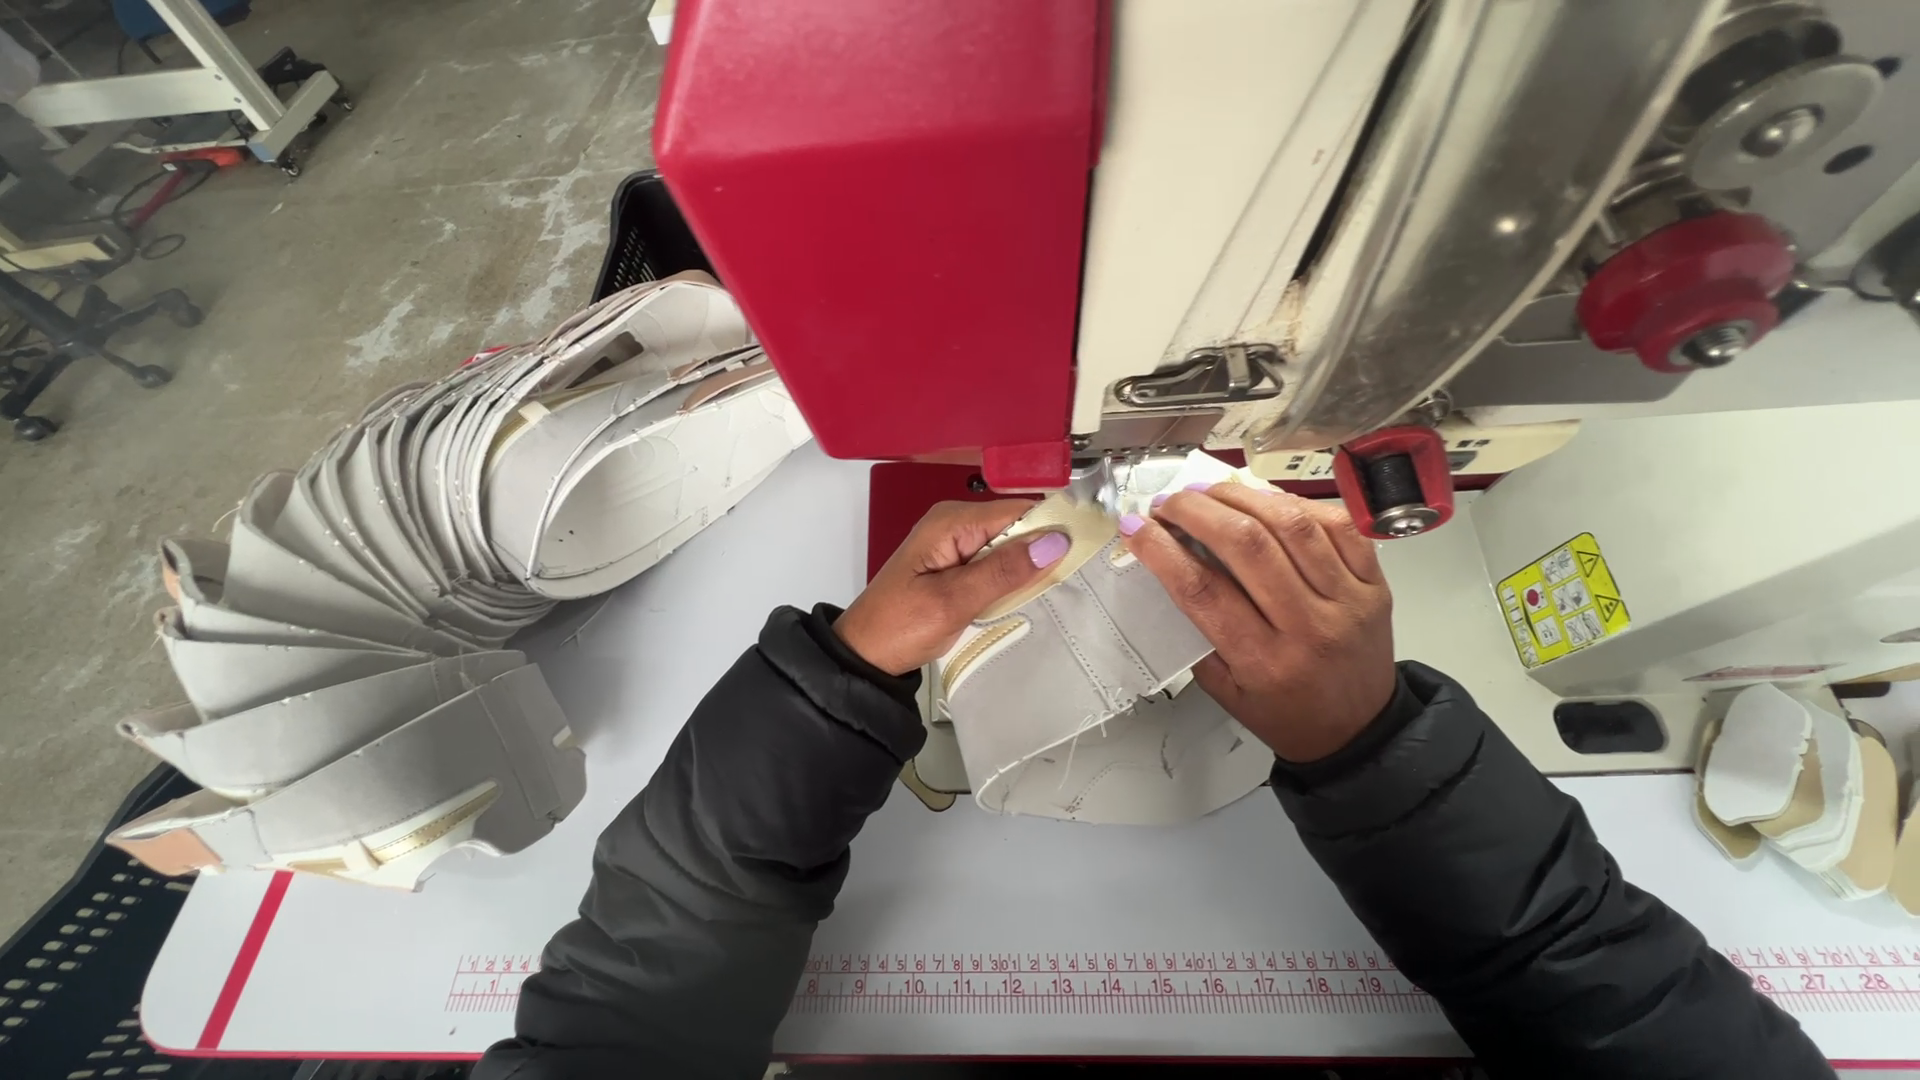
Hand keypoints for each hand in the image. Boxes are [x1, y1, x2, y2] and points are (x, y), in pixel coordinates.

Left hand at [835, 500, 1068, 675]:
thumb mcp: (953, 601)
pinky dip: (1012, 578)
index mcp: (951, 522)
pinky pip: (996, 562)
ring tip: (1059, 587)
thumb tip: (1054, 542)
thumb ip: (1003, 571)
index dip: (1052, 526)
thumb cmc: (900, 627)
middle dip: (1044, 548)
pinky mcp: (957, 565)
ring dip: (1030, 566)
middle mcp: (955, 523)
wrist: (864, 655)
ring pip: (1009, 546)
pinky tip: (1027, 595)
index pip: (1017, 511)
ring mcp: (955, 544)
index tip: (1087, 548)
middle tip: (1077, 576)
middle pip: (1016, 526)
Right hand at [1120, 484, 1395, 761]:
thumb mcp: (1224, 689)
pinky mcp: (1374, 582)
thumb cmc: (1283, 712)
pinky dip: (1293, 503)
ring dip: (1239, 497)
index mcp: (1263, 660)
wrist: (1361, 731)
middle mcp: (1308, 626)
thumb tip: (1168, 564)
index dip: (1161, 550)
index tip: (1134, 528)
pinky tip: (1262, 500)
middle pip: (1247, 546)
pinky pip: (1337, 524)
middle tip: (1167, 503)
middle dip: (1196, 512)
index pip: (1203, 590)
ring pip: (1290, 525)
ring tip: (1207, 491)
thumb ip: (1197, 632)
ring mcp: (1348, 599)